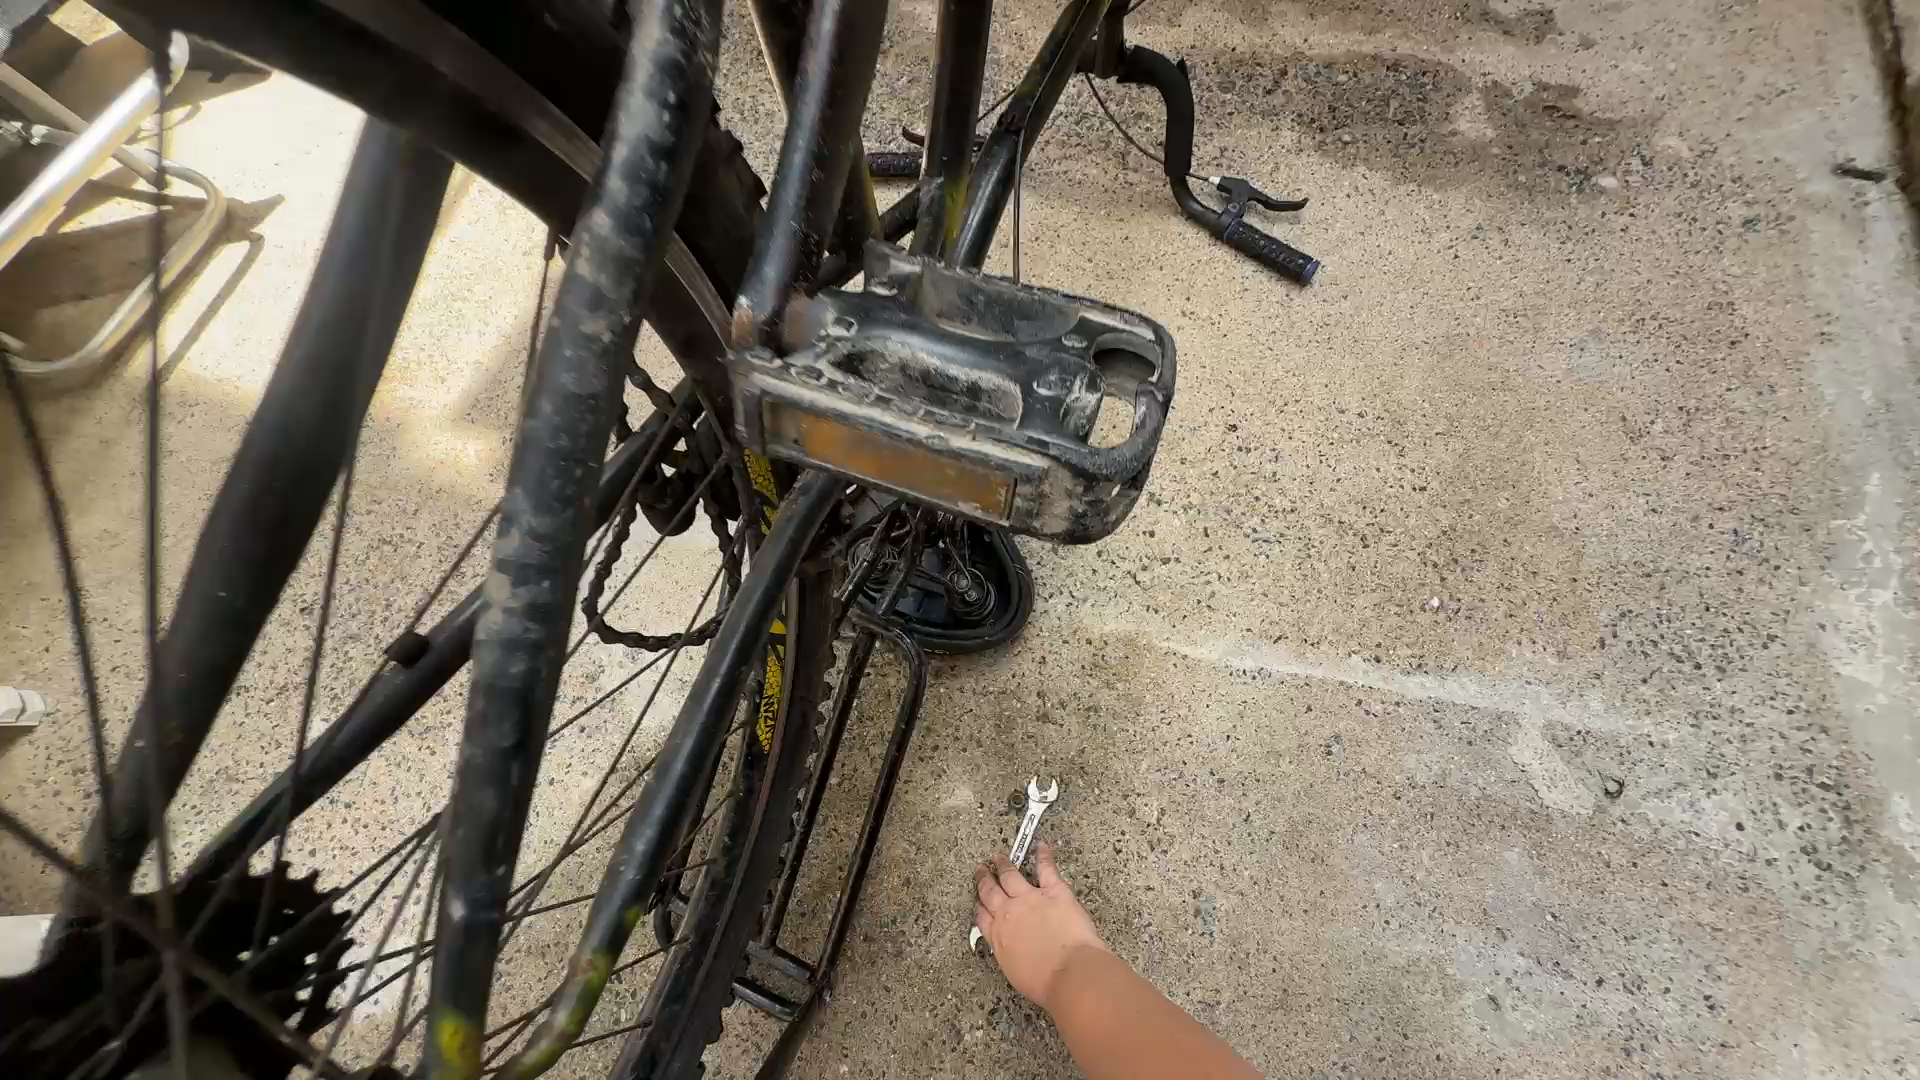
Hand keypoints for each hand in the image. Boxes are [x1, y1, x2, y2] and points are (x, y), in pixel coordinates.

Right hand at [973, 840, 1107, 1011]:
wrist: (1069, 974)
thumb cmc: (1047, 983)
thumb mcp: (1017, 974)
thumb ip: (1012, 955)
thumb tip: (1015, 950)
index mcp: (999, 937)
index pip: (982, 915)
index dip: (979, 904)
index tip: (977, 898)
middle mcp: (1009, 914)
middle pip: (991, 891)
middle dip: (984, 879)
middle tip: (981, 870)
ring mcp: (1030, 899)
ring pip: (1011, 874)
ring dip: (1004, 863)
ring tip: (999, 856)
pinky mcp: (1053, 891)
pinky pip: (1045, 867)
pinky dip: (1043, 854)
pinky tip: (1041, 845)